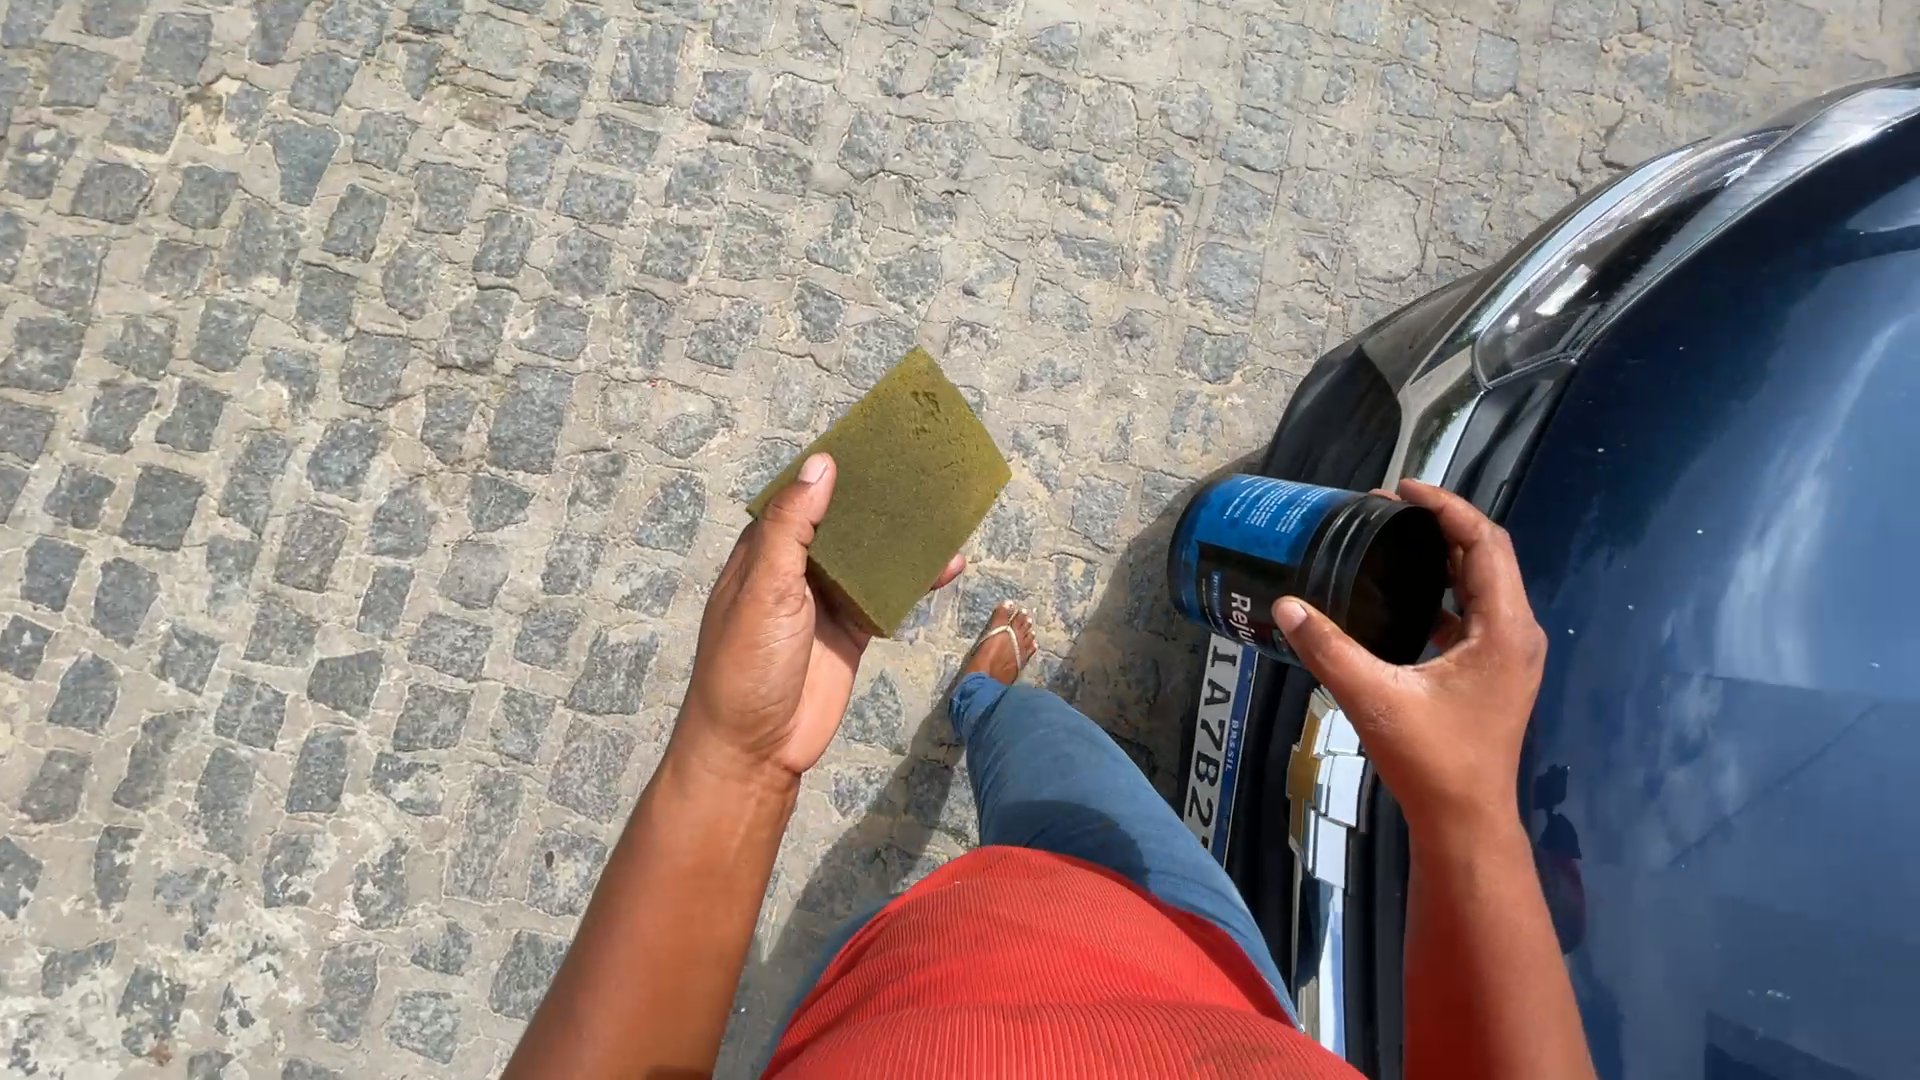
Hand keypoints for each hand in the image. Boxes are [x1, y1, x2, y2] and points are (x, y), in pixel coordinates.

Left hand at [678, 453, 964, 782]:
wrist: (758, 747)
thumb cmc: (747, 662)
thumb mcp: (765, 588)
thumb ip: (792, 526)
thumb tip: (822, 463)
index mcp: (765, 550)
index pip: (801, 495)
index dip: (833, 469)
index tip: (873, 441)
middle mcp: (797, 568)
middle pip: (843, 523)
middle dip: (877, 500)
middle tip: (922, 470)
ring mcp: (828, 600)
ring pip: (872, 558)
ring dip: (903, 539)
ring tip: (944, 510)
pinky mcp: (854, 629)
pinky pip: (890, 596)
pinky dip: (918, 581)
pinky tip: (948, 566)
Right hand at [1273, 480, 1547, 842]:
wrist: (1465, 819)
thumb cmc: (1431, 758)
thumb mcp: (1372, 696)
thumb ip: (1327, 647)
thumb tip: (1285, 605)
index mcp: (1503, 631)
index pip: (1485, 545)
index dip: (1448, 509)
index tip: (1402, 488)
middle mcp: (1514, 634)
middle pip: (1486, 558)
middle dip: (1440, 526)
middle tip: (1387, 510)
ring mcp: (1506, 655)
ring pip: (1480, 585)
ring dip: (1441, 557)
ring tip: (1392, 541)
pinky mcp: (1490, 672)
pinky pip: (1470, 613)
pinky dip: (1440, 591)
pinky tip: (1399, 596)